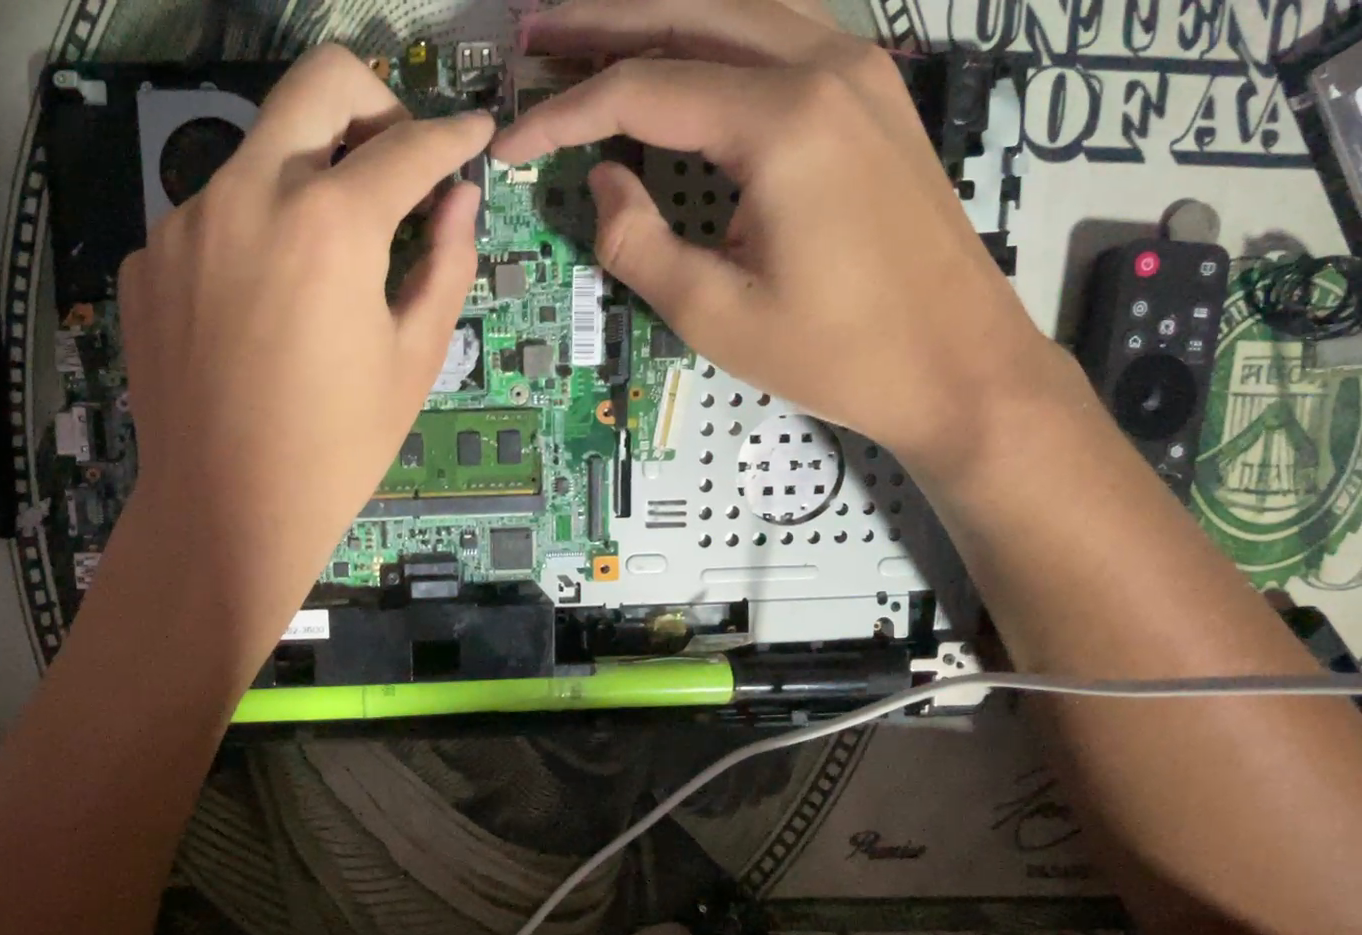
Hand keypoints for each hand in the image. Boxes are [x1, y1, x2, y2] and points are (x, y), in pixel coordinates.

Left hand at [117, 45, 491, 634]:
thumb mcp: (414, 359)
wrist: (223, 512)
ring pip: (258, 154)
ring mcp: (183, 225)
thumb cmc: (336, 448)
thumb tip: (457, 201)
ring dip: (305, 180)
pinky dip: (250, 236)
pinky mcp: (146, 262)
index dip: (455, 135)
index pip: (409, 145)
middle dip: (374, 105)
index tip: (473, 137)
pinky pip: (211, 217)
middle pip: (319, 84)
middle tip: (395, 161)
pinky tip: (260, 306)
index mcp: (329, 224)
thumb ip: (446, 262)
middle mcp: (247, 195)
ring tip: (323, 259)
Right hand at [492, 0, 1057, 470]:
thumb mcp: (714, 314)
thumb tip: (602, 178)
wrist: (961, 365)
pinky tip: (675, 53)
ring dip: (656, 16)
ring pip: (737, 10)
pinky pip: (777, 34)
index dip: (563, 114)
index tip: (508, 143)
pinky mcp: (872, 92)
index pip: (643, 90)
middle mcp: (825, 68)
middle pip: (689, 13)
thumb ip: (638, 240)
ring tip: (586, 32)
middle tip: (530, 31)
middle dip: (600, 21)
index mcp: (783, 124)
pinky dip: (711, 34)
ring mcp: (859, 70)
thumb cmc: (838, 353)